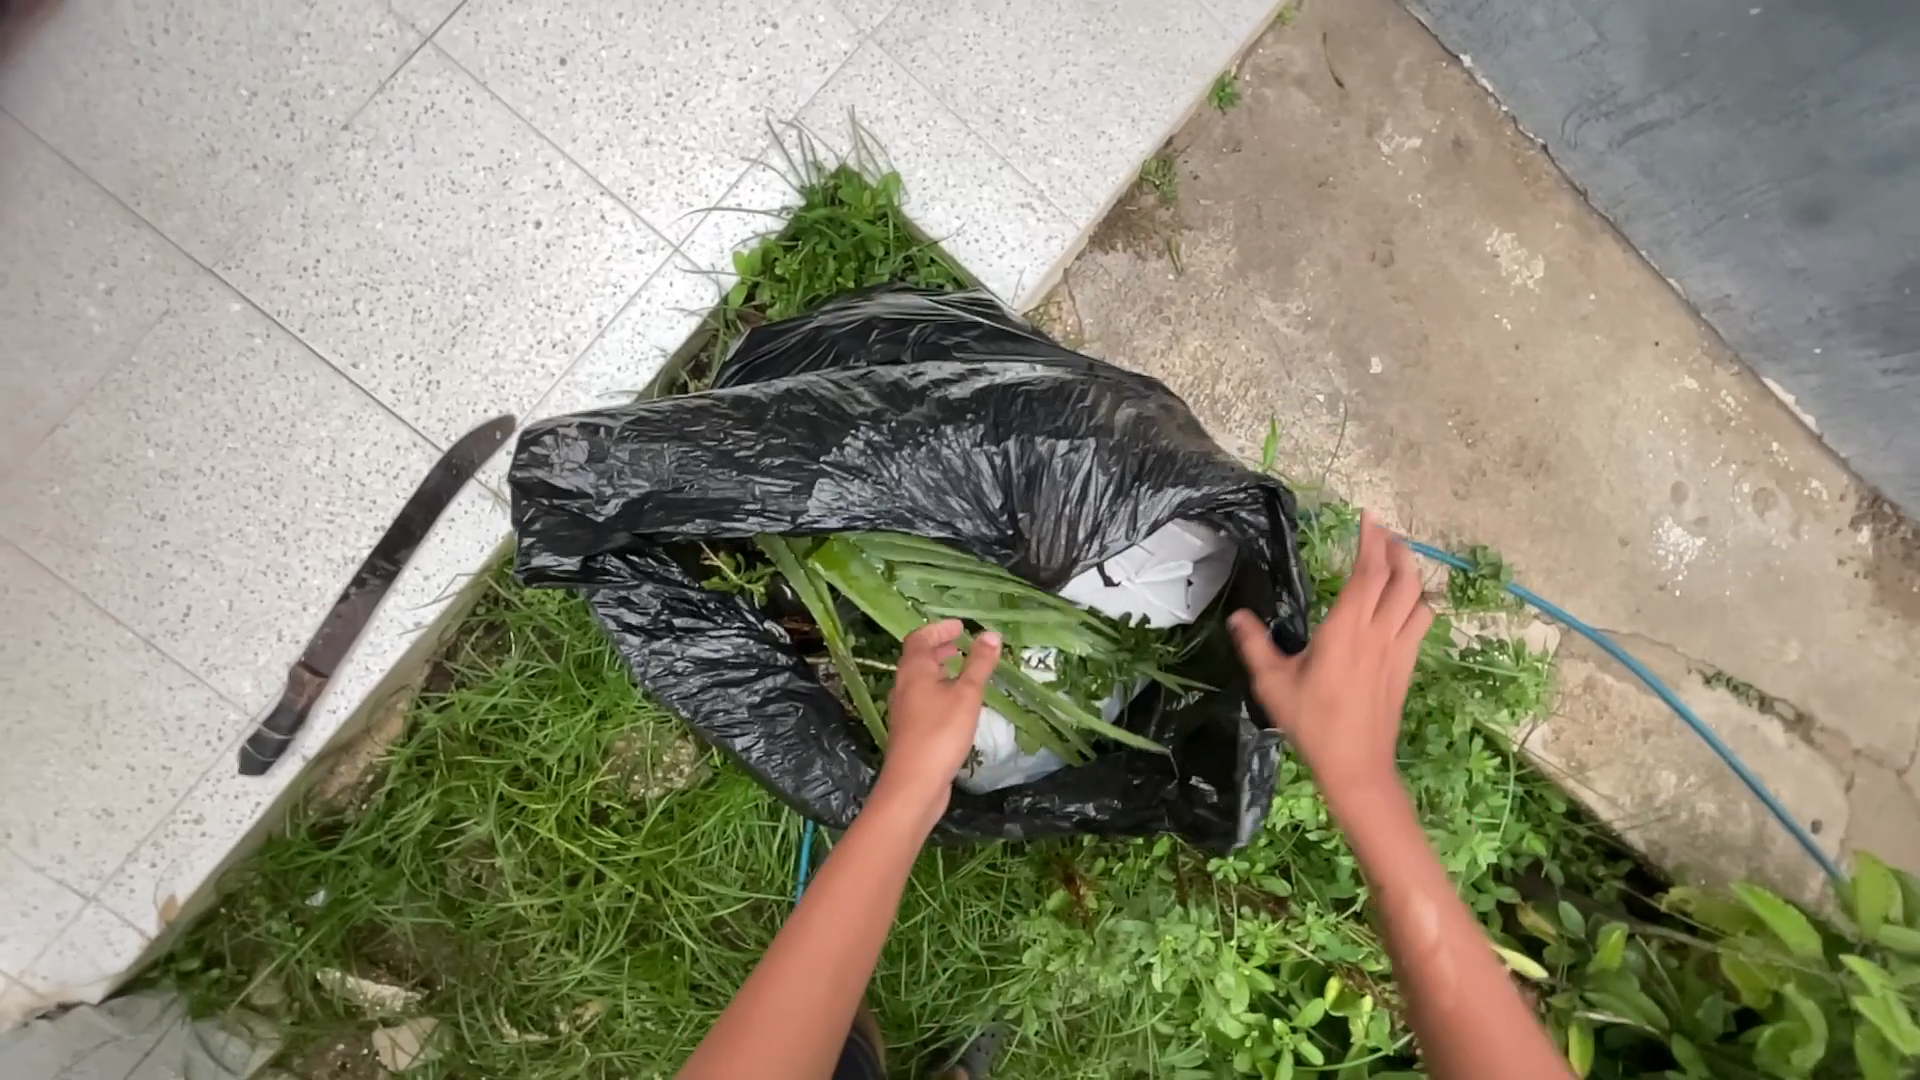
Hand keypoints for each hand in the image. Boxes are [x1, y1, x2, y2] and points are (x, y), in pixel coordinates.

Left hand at [870, 619, 1001, 827]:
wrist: (914, 784)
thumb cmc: (940, 733)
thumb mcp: (967, 694)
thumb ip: (979, 664)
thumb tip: (991, 634)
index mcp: (914, 670)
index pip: (920, 638)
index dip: (938, 629)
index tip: (959, 626)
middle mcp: (904, 685)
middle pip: (918, 658)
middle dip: (940, 648)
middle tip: (962, 644)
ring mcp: (904, 709)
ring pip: (921, 680)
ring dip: (940, 669)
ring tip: (962, 669)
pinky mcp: (910, 729)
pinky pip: (924, 698)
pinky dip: (939, 689)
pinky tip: (957, 703)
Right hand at [1229, 511, 1432, 802]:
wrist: (1356, 765)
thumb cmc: (1312, 722)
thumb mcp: (1272, 682)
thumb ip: (1256, 644)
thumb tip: (1239, 616)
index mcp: (1346, 630)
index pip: (1368, 574)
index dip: (1371, 542)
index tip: (1367, 518)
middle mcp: (1379, 634)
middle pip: (1402, 579)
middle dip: (1395, 549)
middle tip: (1381, 530)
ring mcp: (1398, 651)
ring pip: (1418, 599)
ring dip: (1411, 573)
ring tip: (1396, 559)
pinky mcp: (1406, 667)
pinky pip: (1421, 623)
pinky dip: (1416, 602)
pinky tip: (1405, 603)